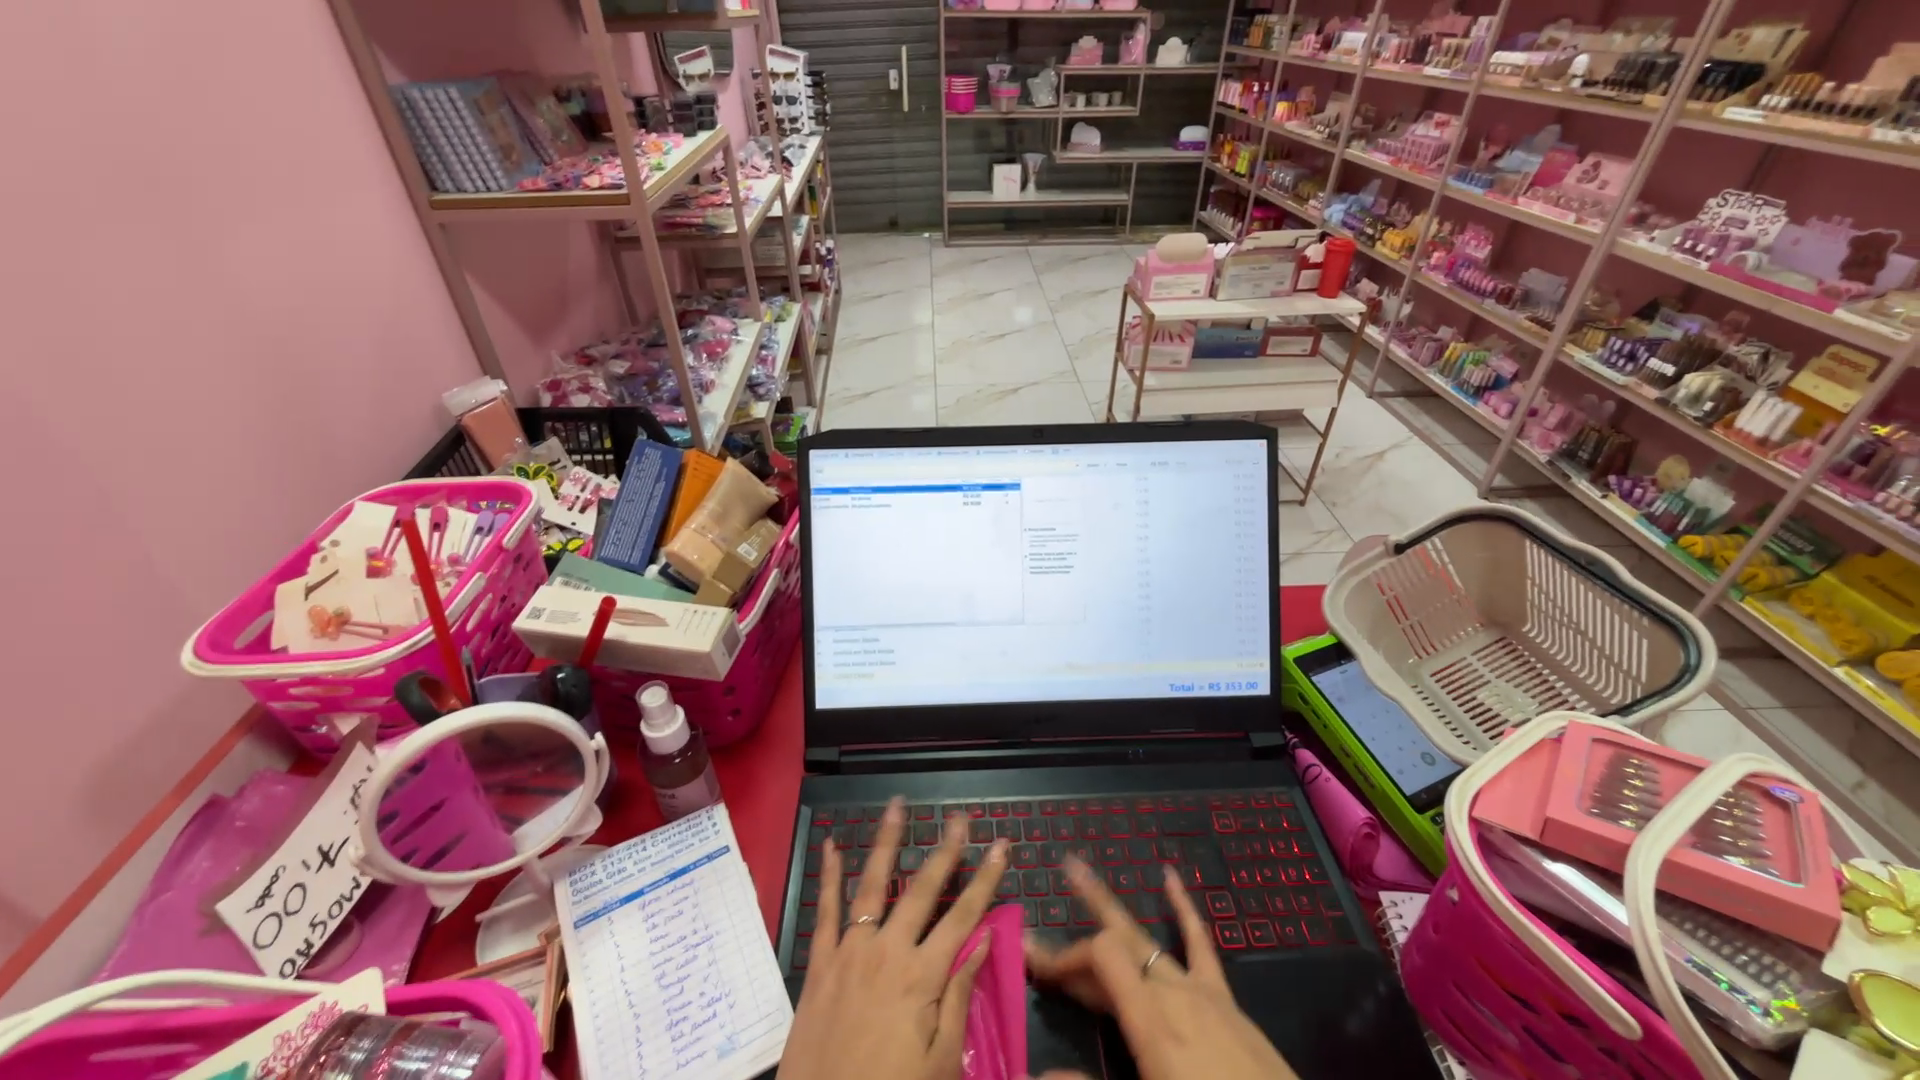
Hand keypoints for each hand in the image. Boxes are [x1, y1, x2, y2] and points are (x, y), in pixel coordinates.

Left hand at [780, 797, 1009, 1079]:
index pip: (964, 917)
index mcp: (922, 976)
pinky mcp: (819, 963)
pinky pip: (825, 911)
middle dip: (946, 851)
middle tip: (960, 817)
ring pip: (872, 885)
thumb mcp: (940, 1059)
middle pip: (923, 890)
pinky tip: (832, 846)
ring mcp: (850, 952)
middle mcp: (887, 951)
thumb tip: (980, 944)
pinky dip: (829, 876)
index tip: (1001, 846)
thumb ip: (958, 996)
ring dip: (886, 843)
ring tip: (897, 808)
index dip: (985, 880)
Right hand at [1025, 859, 1297, 1079]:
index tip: (1031, 963)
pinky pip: (1200, 944)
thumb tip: (1031, 1073)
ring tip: (1077, 869)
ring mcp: (1202, 991)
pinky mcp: (1225, 999)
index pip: (1099, 958)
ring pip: (1146, 939)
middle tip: (1036, 926)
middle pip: (1116, 946)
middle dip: (1074, 936)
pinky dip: (1183, 909)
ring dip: (1108, 909)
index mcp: (1151, 1020)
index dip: (1062, 956)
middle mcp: (1173, 993)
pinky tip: (1170, 877)